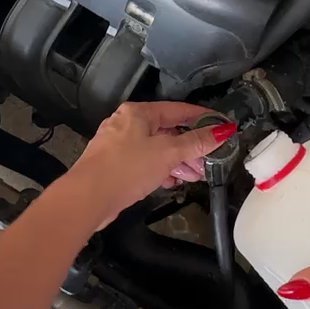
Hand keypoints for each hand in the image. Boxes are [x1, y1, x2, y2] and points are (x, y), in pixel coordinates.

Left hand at [58, 101, 232, 224]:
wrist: (86, 198)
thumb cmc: (126, 168)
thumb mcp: (167, 153)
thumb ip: (195, 142)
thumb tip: (222, 131)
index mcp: (138, 112)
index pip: (178, 110)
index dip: (203, 117)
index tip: (222, 125)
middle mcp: (127, 124)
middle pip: (167, 130)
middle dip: (190, 146)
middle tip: (210, 158)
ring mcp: (119, 146)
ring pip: (156, 149)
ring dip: (178, 161)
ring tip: (196, 175)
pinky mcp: (115, 166)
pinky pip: (145, 163)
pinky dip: (161, 170)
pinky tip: (172, 182)